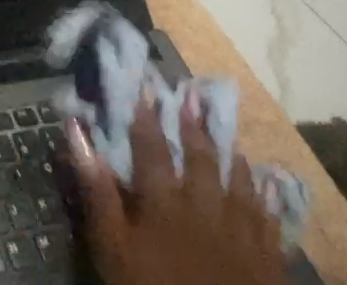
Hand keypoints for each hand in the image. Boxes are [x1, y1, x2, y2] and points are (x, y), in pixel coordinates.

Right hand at [65, 92, 285, 284]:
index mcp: (165, 202)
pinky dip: (266, 198)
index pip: (152, 149)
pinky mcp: (267, 261)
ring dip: (231, 156)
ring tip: (228, 135)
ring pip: (239, 184)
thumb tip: (77, 131)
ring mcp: (242, 234)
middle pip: (201, 160)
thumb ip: (96, 189)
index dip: (147, 116)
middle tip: (193, 96)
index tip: (145, 85)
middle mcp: (206, 207)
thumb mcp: (112, 246)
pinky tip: (268, 184)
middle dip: (194, 127)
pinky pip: (269, 221)